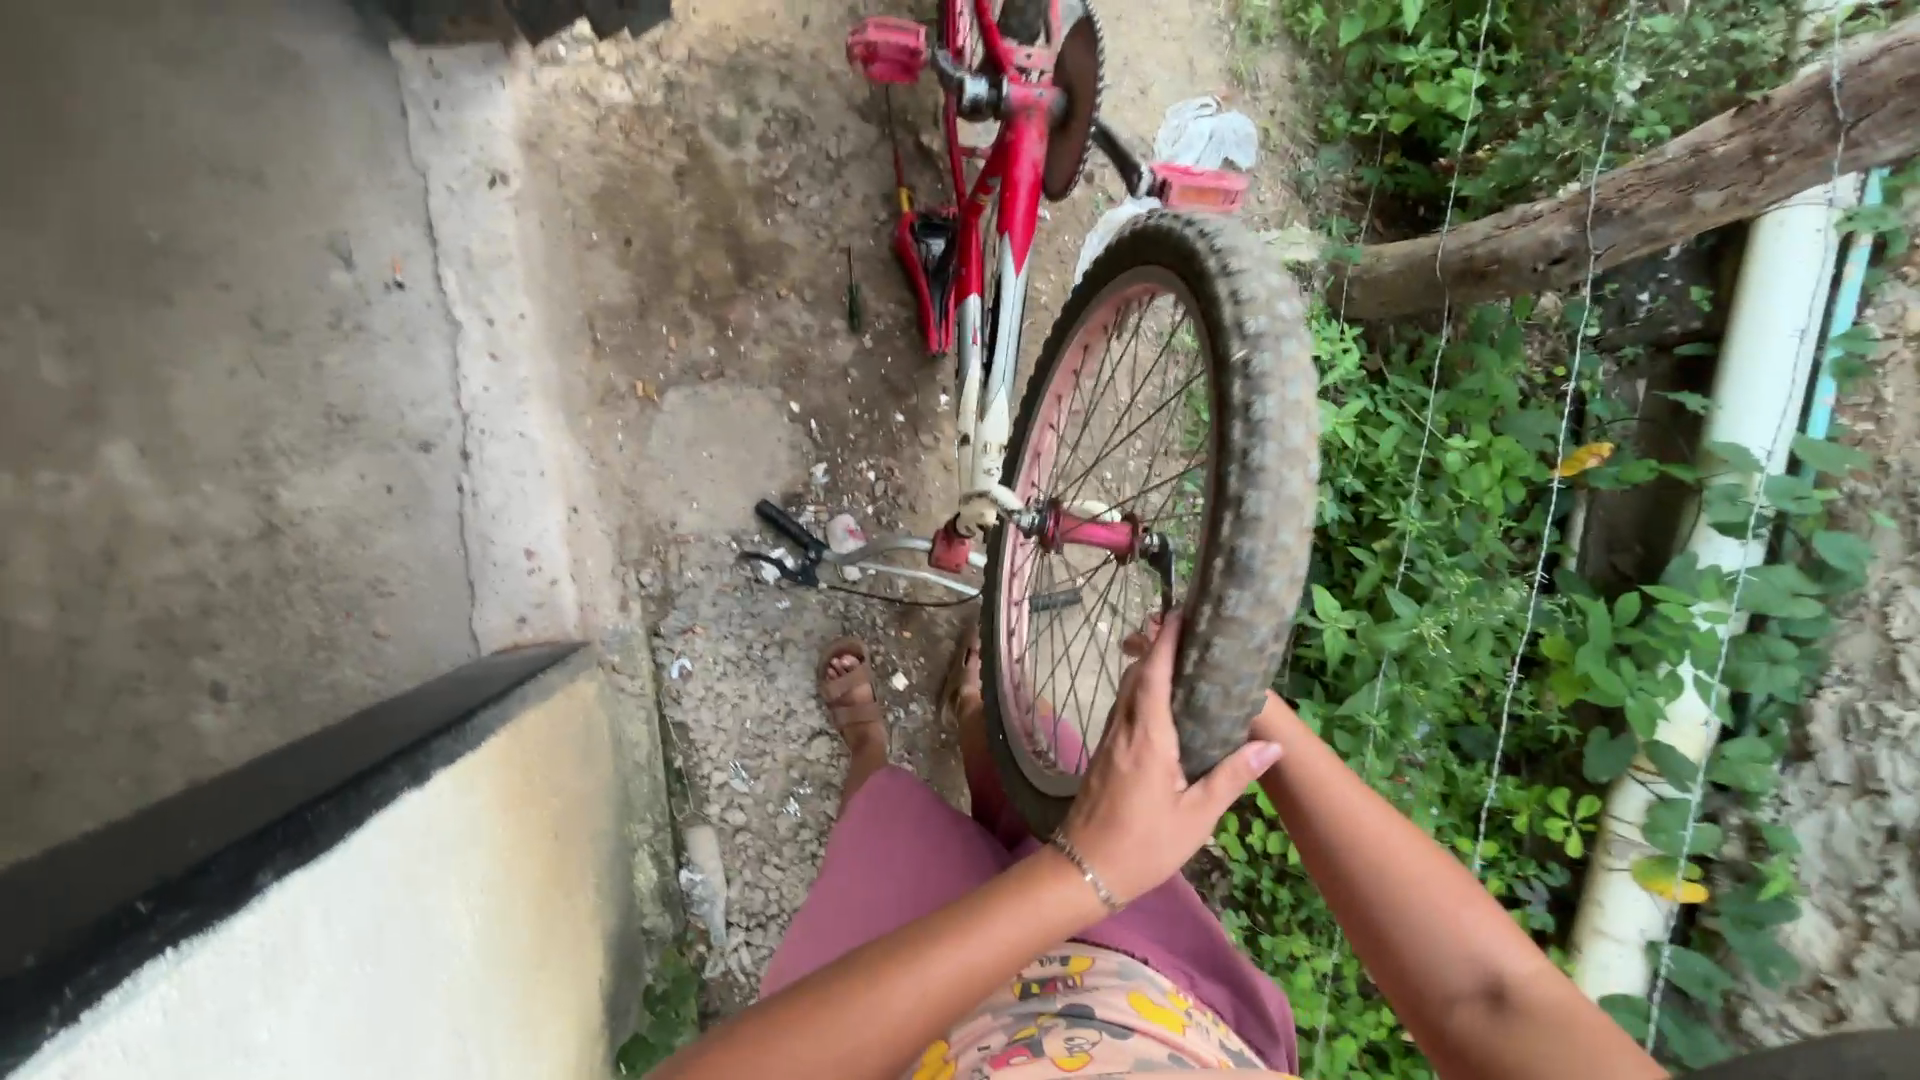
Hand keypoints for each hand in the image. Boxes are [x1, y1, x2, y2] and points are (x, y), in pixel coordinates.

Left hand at [1058, 614, 1283, 903]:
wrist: (1084, 869)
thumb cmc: (1144, 846)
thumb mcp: (1196, 817)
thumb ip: (1230, 777)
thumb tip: (1271, 747)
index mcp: (1147, 738)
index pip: (1154, 675)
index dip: (1165, 641)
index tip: (1179, 612)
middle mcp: (1123, 730)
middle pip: (1137, 676)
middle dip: (1157, 648)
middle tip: (1188, 632)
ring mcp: (1108, 741)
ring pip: (1126, 692)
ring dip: (1147, 669)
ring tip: (1179, 660)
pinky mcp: (1103, 754)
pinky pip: (1123, 710)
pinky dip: (1141, 694)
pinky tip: (1159, 705)